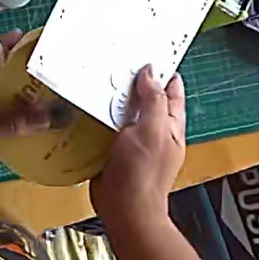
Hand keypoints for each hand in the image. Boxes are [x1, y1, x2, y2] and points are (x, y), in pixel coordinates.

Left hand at [0, 31, 48, 202]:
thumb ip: (12, 121)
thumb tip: (49, 113)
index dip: (3, 46)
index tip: (23, 35)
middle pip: (8, 84)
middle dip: (29, 75)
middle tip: (57, 69)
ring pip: (16, 109)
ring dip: (34, 104)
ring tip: (63, 97)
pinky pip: (18, 133)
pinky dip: (34, 130)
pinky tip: (52, 131)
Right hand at [90, 68, 186, 229]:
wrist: (123, 208)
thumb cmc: (142, 172)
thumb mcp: (153, 131)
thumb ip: (154, 102)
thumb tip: (151, 73)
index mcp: (171, 125)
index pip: (171, 89)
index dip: (162, 70)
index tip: (145, 51)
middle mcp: (155, 130)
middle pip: (146, 97)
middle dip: (134, 80)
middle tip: (115, 60)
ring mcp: (134, 140)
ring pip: (125, 110)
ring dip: (114, 97)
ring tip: (98, 77)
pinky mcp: (115, 148)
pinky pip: (108, 124)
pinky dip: (100, 114)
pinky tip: (87, 105)